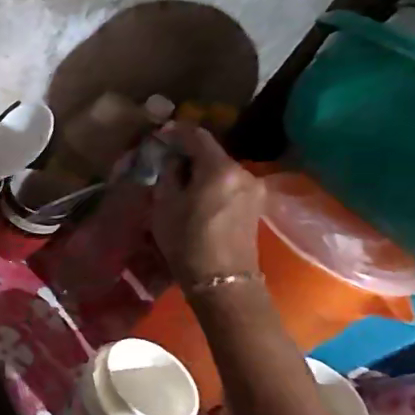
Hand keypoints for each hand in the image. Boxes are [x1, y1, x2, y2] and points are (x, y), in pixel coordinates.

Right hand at [152, 123, 264, 288]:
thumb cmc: (187, 241)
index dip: (176, 132)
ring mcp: (254, 190)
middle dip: (188, 154)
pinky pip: (229, 186)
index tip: (160, 134)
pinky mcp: (255, 207)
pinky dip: (212, 185)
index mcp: (220, 167)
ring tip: (179, 183)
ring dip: (200, 172)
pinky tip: (197, 198)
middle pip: (211, 153)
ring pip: (220, 170)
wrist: (222, 282)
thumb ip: (168, 174)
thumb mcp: (165, 205)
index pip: (197, 136)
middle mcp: (243, 172)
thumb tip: (172, 161)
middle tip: (166, 162)